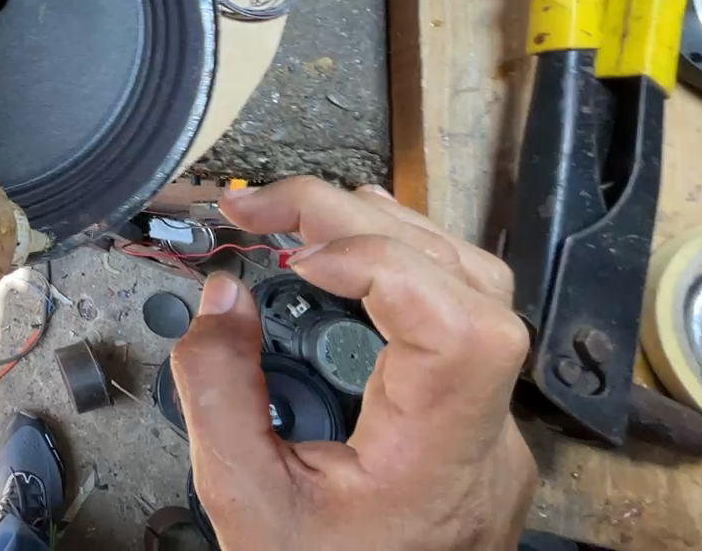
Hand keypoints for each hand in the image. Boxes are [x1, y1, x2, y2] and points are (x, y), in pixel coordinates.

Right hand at [171, 178, 536, 549]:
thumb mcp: (238, 492)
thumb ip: (217, 388)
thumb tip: (223, 293)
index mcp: (436, 459)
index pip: (463, 332)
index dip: (381, 265)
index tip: (290, 258)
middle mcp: (482, 430)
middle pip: (461, 283)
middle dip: (349, 220)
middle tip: (254, 208)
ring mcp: (484, 417)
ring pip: (473, 284)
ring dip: (379, 227)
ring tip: (296, 212)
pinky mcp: (463, 409)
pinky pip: (456, 306)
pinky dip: (397, 254)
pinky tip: (347, 245)